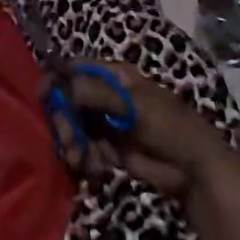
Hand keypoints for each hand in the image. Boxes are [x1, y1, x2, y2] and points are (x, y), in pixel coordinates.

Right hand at [63, 62, 235, 200]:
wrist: (195, 171)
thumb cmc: (170, 127)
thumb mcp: (136, 106)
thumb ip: (99, 94)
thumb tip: (65, 85)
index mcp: (114, 76)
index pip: (77, 68)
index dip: (58, 78)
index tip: (43, 94)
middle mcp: (106, 95)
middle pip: (70, 99)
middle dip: (65, 119)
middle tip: (68, 139)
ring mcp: (107, 122)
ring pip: (75, 126)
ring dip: (73, 142)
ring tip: (80, 160)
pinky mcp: (109, 148)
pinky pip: (86, 147)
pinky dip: (85, 158)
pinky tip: (95, 168)